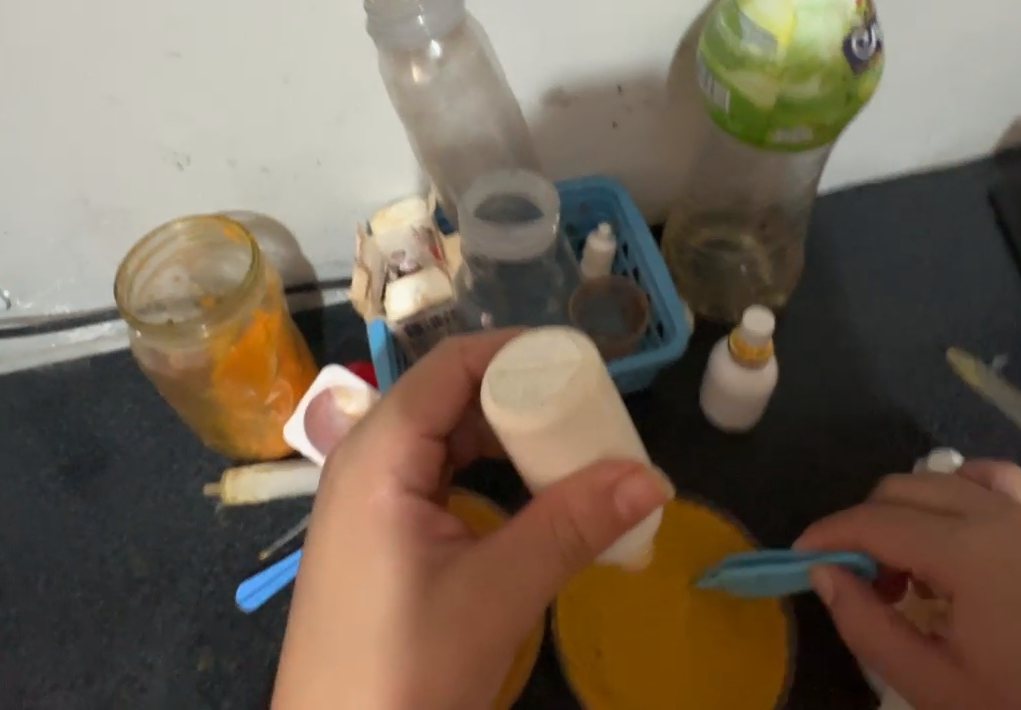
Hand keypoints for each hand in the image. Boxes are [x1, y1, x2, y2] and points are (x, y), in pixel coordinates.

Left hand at [274, 330, 670, 709]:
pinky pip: (435, 470)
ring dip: (504, 434)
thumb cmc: (404, 671)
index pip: (450, 364)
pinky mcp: (377, 528)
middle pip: (447, 393)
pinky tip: (524, 490)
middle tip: (585, 411)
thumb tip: (654, 477)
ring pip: (443, 432)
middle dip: (517, 394)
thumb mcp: (495, 595)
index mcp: (380, 452)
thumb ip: (572, 527)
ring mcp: (367, 494)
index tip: (577, 362)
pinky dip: (483, 468)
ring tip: (566, 447)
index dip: (513, 351)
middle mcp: (366, 457)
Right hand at [798, 460, 1020, 709]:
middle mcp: (994, 515)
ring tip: (907, 573)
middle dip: (865, 528)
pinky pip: (992, 483)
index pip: (871, 521)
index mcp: (966, 549)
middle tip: (861, 587)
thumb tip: (825, 574)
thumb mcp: (941, 690)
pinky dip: (958, 493)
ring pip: (940, 481)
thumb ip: (870, 627)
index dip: (826, 536)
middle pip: (899, 491)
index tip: (798, 561)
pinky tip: (957, 535)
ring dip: (907, 514)